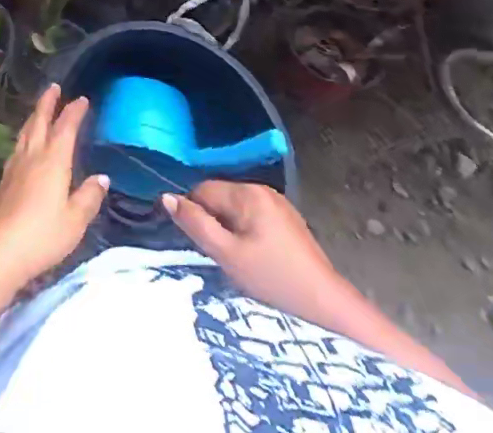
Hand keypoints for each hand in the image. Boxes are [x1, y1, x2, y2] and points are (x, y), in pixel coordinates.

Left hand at [0, 85, 107, 295]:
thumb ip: (89, 197)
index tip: (82, 98)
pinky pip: (18, 146)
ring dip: (34, 116)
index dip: (73, 112)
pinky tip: (24, 144)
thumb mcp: (75, 220)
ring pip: (25, 132)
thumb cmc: (42, 235)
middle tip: (54, 87)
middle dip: (47, 103)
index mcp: (53, 161)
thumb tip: (102, 177)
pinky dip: (25, 135)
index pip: (65, 128)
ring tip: (39, 109)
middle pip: (39, 121)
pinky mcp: (5, 180)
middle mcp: (32, 156)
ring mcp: (15, 167)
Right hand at [163, 180, 342, 315]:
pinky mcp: (286, 216)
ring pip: (233, 206)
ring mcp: (276, 201)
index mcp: (247, 193)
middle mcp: (261, 188)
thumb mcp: (227, 255)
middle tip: (221, 254)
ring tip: (237, 256)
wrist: (325, 303)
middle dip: (212, 220)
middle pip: (218, 196)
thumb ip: (196, 224)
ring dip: (227, 226)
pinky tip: (254, 255)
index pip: (202, 190)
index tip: (201, 243)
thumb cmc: (273, 279)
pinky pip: (251, 213)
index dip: (194, 214)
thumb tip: (166, 197)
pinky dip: (244, 229)